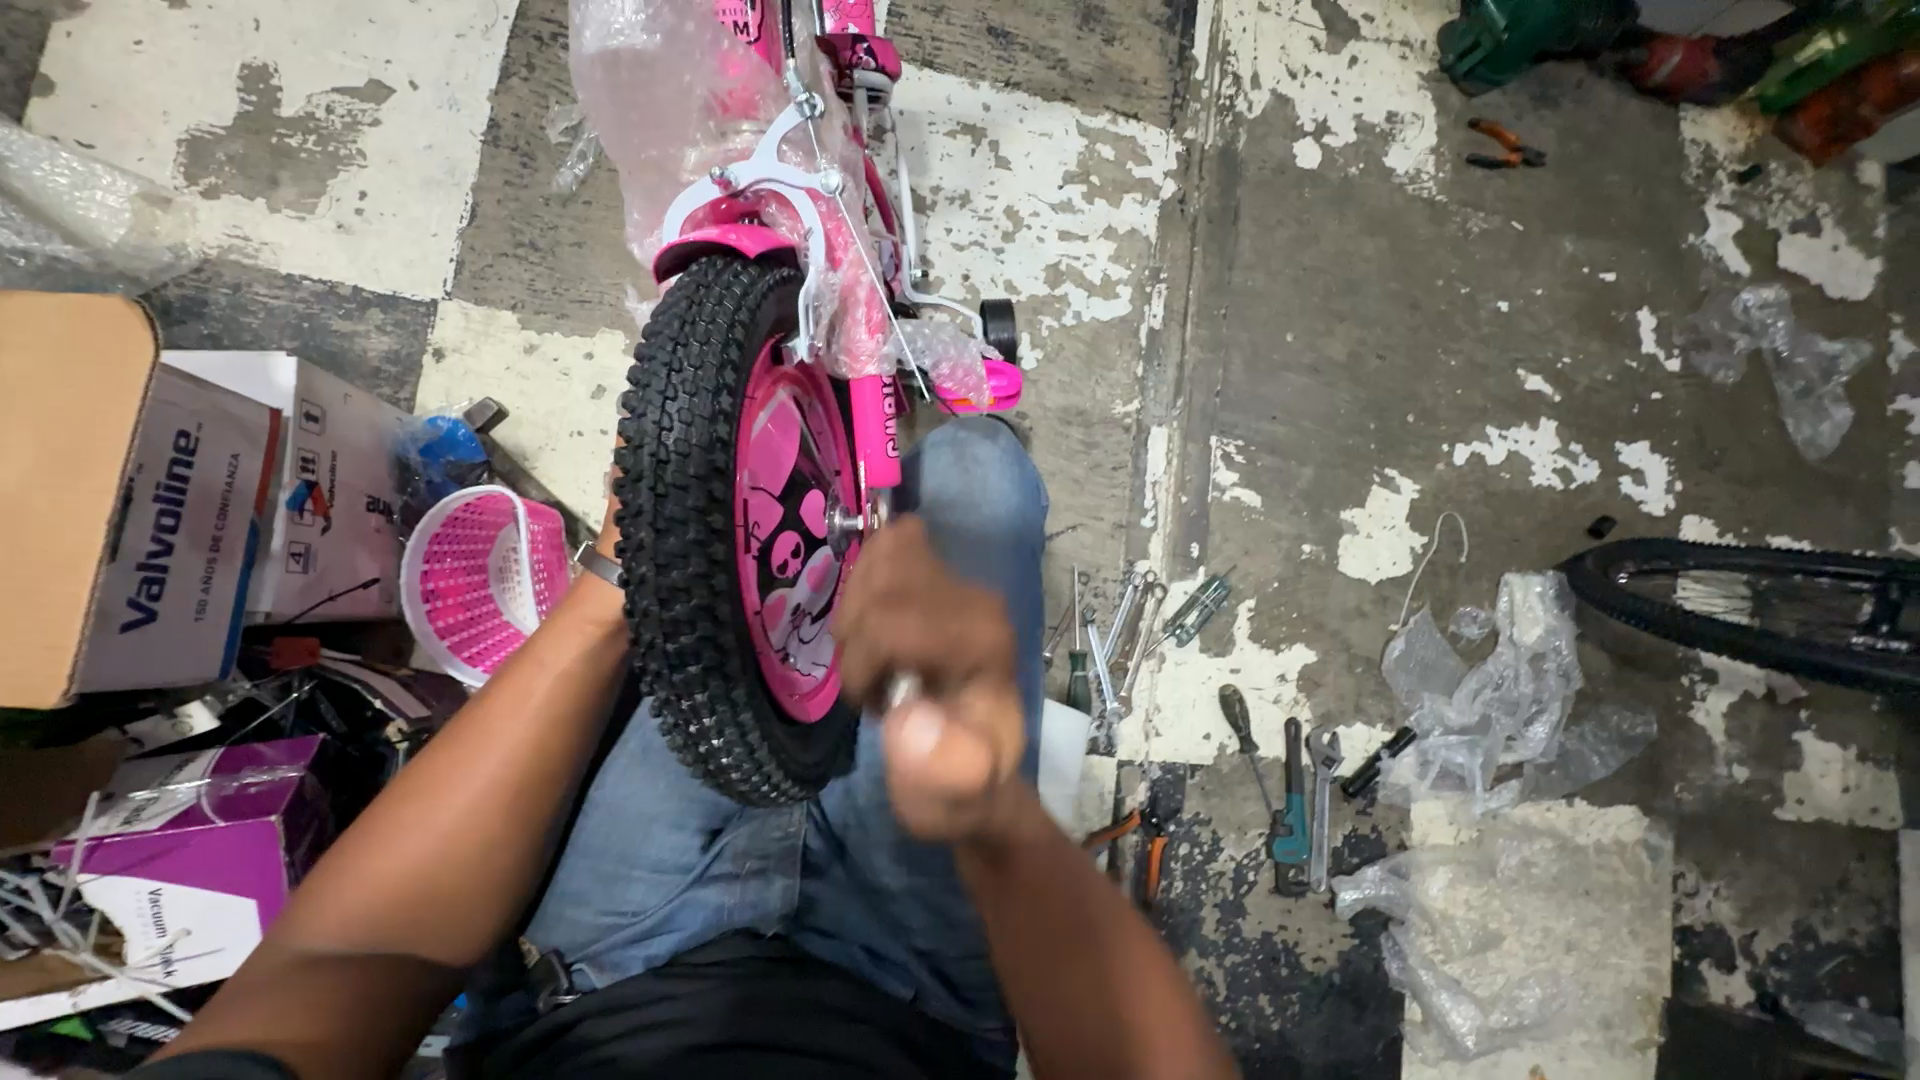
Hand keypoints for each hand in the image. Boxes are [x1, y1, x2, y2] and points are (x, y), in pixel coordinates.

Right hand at [835, 517, 1024, 842]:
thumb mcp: (954, 801)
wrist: (973, 765)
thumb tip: (909, 721)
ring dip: (856, 614)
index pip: (891, 619)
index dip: (862, 665)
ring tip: (877, 661)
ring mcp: (958, 578)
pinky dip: (862, 589)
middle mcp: (976, 597)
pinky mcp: (937, 570)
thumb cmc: (961, 786)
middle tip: (874, 686)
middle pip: (877, 583)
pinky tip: (876, 632)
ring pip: (875, 558)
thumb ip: (940, 772)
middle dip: (855, 641)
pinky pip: (881, 548)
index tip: (876, 707)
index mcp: (984, 642)